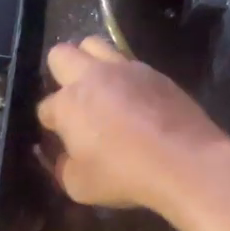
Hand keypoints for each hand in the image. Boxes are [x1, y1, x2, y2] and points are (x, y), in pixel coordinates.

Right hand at [38, 37, 229, 211]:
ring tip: (100, 90)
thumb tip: (60, 157)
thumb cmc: (124, 175)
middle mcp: (92, 76)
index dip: (49, 125)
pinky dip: (123, 76)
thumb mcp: (79, 186)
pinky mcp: (154, 72)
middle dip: (59, 75)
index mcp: (67, 104)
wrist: (184, 161)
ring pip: (94, 44)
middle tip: (73, 102)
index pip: (44, 108)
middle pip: (61, 54)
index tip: (60, 140)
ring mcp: (125, 69)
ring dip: (90, 62)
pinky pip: (128, 62)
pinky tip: (132, 99)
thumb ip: (62, 168)